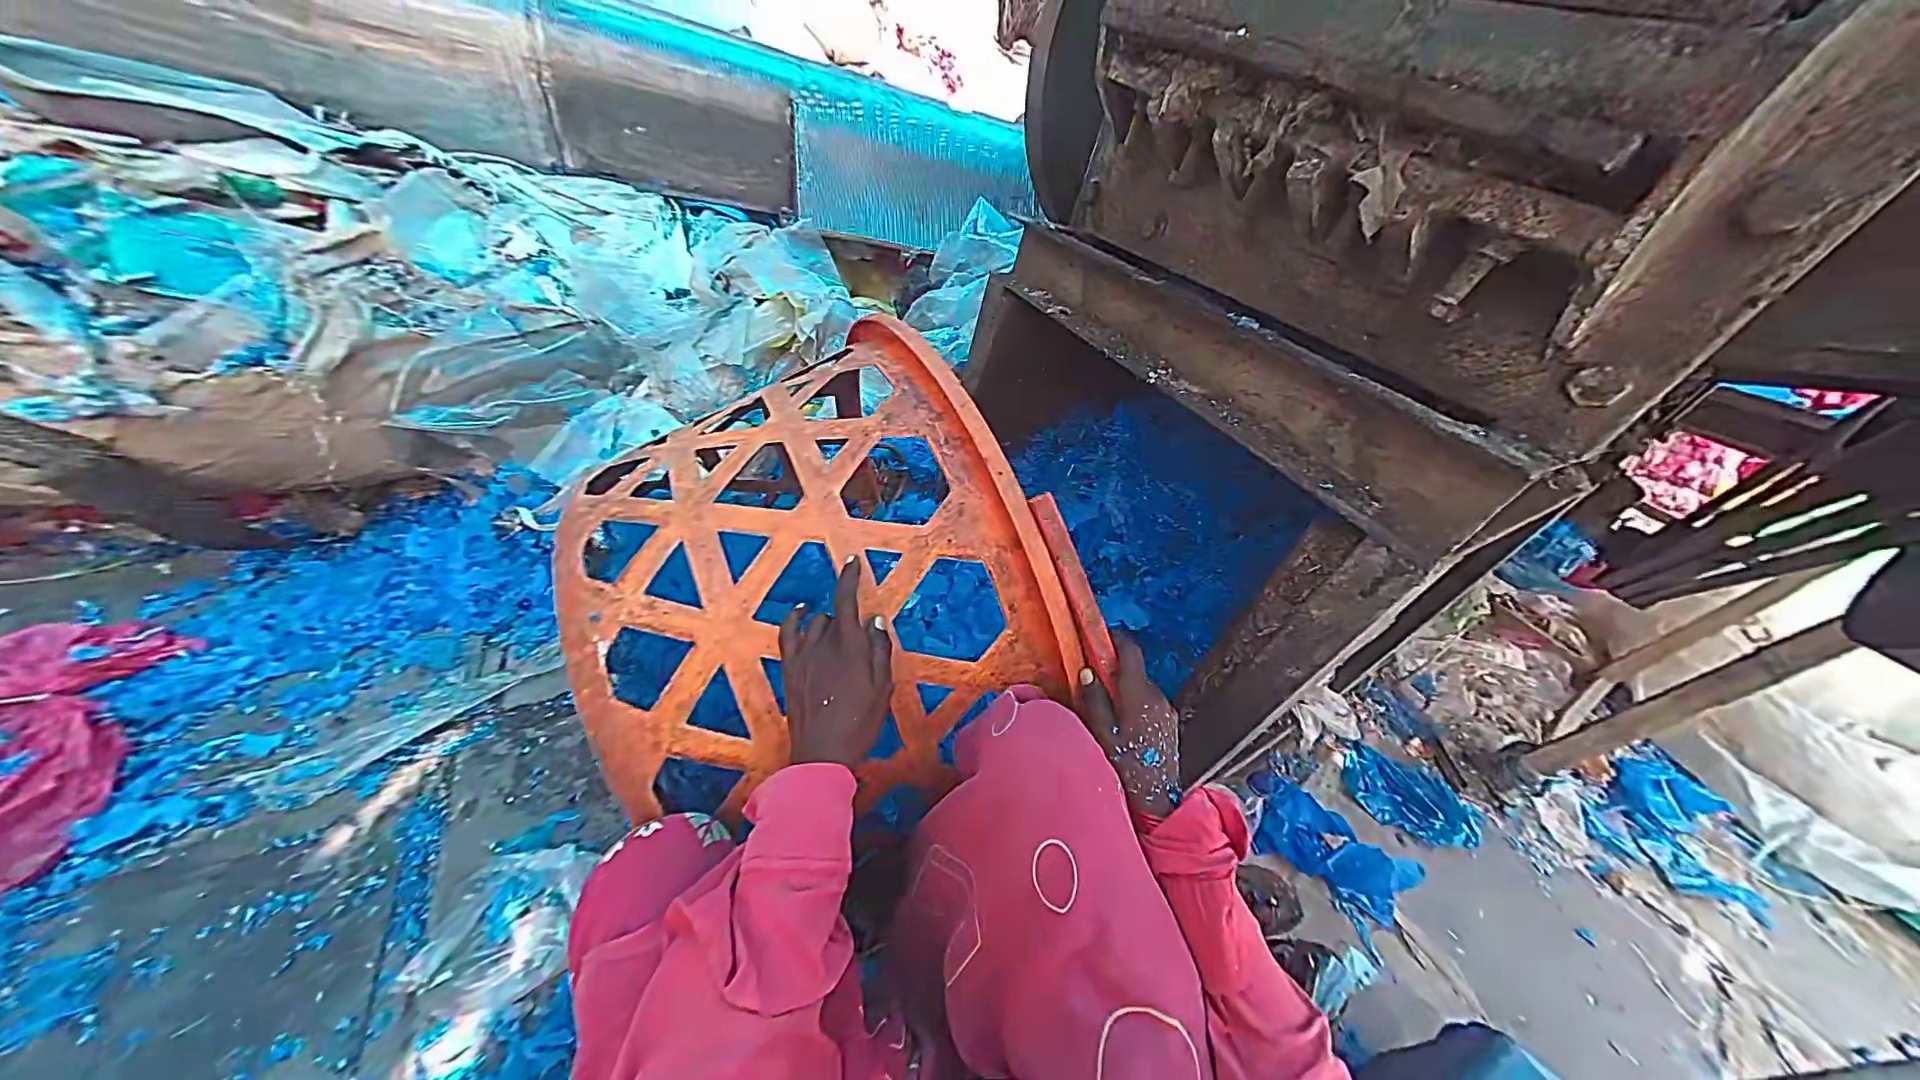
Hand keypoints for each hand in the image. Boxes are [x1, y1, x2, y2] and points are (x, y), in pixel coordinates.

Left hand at [781, 556, 893, 768]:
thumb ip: (880, 650)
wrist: (822, 753)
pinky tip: (802, 614)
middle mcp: (823, 644)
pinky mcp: (790, 667)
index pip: (847, 600)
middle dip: (847, 618)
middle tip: (860, 641)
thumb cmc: (860, 722)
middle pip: (834, 615)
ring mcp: (802, 655)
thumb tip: (874, 620)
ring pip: (815, 623)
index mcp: (850, 646)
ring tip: (839, 637)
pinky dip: (795, 618)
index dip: (849, 577)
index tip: (853, 562)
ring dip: (828, 623)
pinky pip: (788, 632)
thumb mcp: (882, 687)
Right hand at [1076, 630, 1181, 817]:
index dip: (1114, 638)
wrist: (1158, 805)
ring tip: (1102, 708)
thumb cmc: (1125, 769)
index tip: (1096, 636)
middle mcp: (1157, 697)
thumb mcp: (1102, 735)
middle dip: (1112, 669)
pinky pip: (1148, 702)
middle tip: (1088, 679)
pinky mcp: (1169, 723)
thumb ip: (1094, 700)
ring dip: (1122, 688)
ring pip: (1140, 686)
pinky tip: (1120, 723)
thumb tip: (1087, 670)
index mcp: (1139, 695)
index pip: (1131, 651)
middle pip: (1133, 669)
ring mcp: (1166, 710)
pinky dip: (1132, 702)